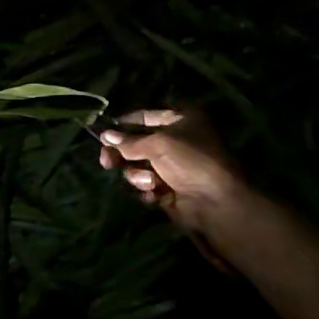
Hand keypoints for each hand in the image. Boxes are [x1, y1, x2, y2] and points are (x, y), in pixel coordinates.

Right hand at [98, 107, 245, 238]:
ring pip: (137, 167)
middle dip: (122, 155)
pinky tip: (156, 194)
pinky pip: (144, 185)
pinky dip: (147, 189)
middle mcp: (176, 140)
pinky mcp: (167, 188)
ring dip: (138, 175)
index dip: (123, 124)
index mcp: (180, 120)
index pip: (144, 116)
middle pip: (136, 144)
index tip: (103, 133)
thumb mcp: (158, 144)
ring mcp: (171, 166)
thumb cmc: (190, 162)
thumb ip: (128, 141)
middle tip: (107, 162)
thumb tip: (105, 135)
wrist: (215, 202)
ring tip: (151, 182)